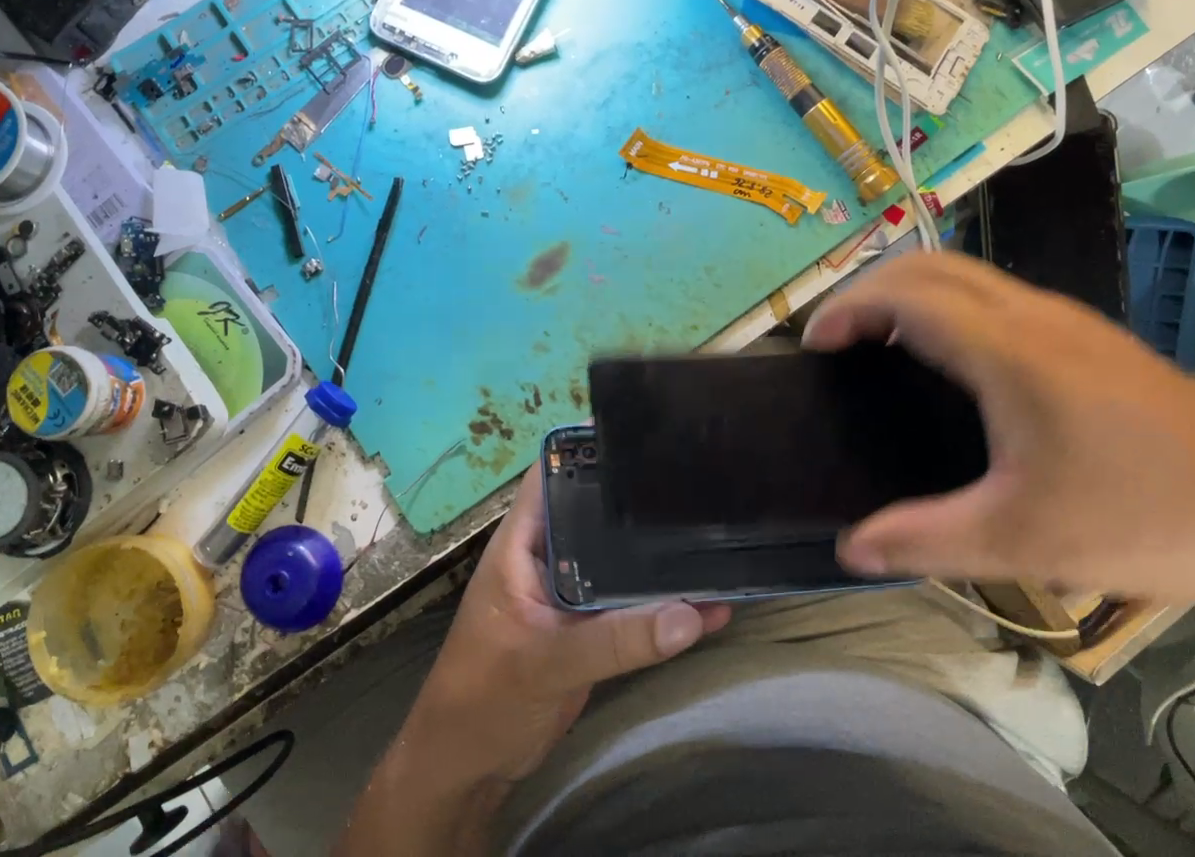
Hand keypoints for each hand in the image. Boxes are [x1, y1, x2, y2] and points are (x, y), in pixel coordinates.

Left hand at [407, 462, 730, 782]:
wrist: (472, 764)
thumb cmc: (484, 698)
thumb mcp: (545, 663)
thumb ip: (613, 640)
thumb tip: (689, 612)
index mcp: (523, 544)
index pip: (554, 476)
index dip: (591, 448)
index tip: (648, 431)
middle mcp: (550, 559)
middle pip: (598, 514)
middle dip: (641, 501)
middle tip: (703, 480)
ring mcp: (573, 596)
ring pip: (621, 561)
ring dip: (661, 557)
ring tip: (722, 534)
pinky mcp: (591, 631)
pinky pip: (634, 609)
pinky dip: (668, 607)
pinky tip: (715, 605)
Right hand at [802, 251, 1194, 609]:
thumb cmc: (1147, 523)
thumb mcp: (1020, 541)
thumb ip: (922, 540)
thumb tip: (847, 546)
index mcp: (1012, 351)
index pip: (906, 295)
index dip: (847, 309)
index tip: (812, 347)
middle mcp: (1040, 317)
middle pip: (932, 265)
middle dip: (869, 288)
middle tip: (835, 341)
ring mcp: (1076, 323)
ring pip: (970, 275)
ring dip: (911, 293)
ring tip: (879, 348)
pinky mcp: (1099, 341)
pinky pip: (1000, 297)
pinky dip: (949, 307)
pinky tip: (952, 366)